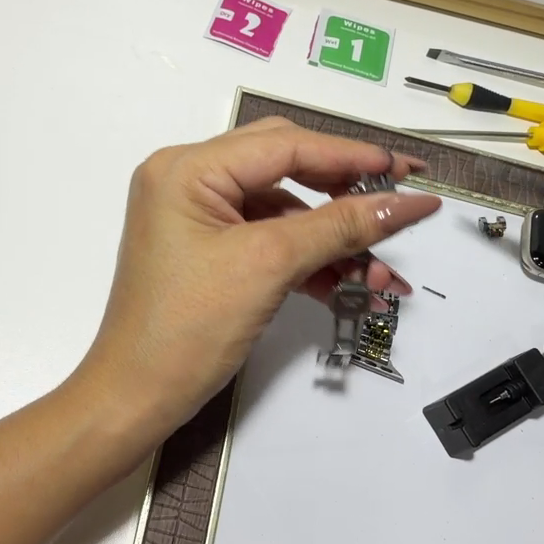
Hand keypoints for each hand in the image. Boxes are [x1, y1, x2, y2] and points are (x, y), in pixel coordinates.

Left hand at [72, 118, 439, 443]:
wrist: (137, 398)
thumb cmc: (184, 330)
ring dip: (333, 241)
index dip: (351, 156)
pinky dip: (309, 262)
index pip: (285, 145)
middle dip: (345, 196)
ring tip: (380, 275)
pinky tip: (350, 286)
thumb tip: (407, 202)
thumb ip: (340, 226)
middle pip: (287, 169)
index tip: (405, 171)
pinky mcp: (209, 252)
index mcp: (187, 169)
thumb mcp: (268, 266)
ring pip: (285, 211)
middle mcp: (188, 182)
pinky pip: (270, 241)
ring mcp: (198, 218)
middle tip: (397, 208)